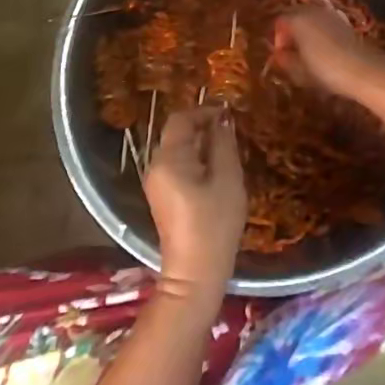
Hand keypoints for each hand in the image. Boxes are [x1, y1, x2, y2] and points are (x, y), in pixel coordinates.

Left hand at [143, 106, 245, 302]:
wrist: (194, 274)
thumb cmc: (215, 225)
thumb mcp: (227, 180)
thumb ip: (223, 145)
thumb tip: (223, 119)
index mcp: (169, 158)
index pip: (180, 119)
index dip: (203, 111)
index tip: (227, 114)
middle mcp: (155, 166)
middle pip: (176, 133)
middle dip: (202, 127)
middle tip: (229, 132)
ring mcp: (155, 182)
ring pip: (176, 150)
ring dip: (199, 144)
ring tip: (226, 151)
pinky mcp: (161, 196)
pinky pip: (175, 166)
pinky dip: (194, 160)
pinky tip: (214, 172)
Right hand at [271, 4, 375, 95]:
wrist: (362, 70)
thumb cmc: (324, 69)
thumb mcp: (298, 70)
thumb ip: (284, 60)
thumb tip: (280, 55)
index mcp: (297, 19)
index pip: (280, 22)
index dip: (278, 38)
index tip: (281, 55)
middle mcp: (312, 10)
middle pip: (295, 14)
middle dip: (291, 30)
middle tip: (292, 50)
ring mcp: (331, 13)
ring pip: (312, 16)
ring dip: (307, 29)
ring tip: (308, 48)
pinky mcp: (345, 21)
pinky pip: (327, 21)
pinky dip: (322, 29)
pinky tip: (325, 45)